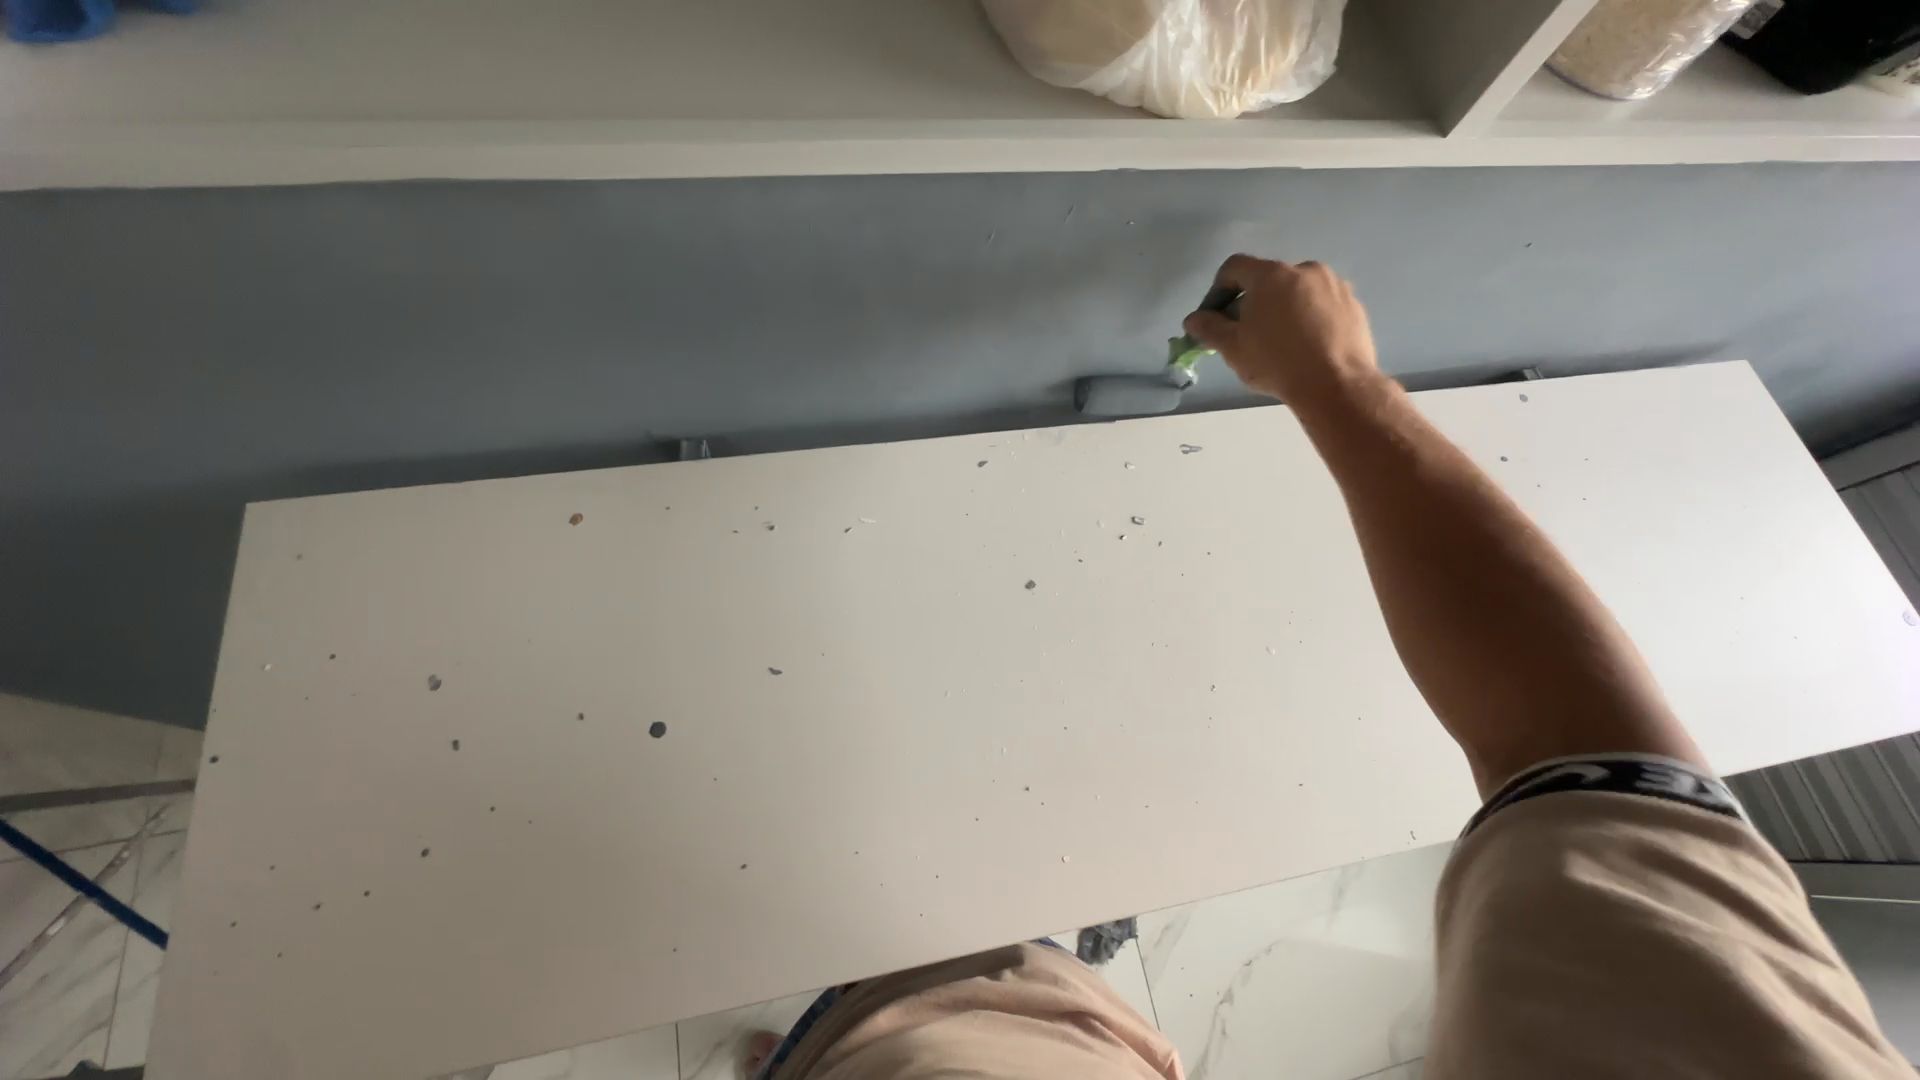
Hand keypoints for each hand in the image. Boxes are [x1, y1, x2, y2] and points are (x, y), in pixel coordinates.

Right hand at [1183, 255, 1379, 402]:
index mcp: (1271, 275)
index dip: (1217, 290)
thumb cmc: (1276, 362)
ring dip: (1282, 309)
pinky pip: (1321, 305)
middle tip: (1245, 334)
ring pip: (1296, 292)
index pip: (1234, 268)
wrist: (1336, 383)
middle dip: (1251, 302)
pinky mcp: (1353, 305)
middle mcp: (1304, 270)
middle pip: (1267, 280)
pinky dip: (1308, 319)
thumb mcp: (1232, 348)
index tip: (1214, 318)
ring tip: (1279, 342)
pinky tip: (1305, 347)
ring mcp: (1334, 285)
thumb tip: (1194, 319)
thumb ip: (1209, 328)